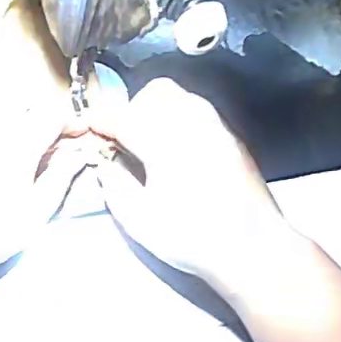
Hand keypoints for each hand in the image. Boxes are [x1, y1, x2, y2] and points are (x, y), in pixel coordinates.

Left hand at [0, 101, 91, 279]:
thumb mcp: (38, 210)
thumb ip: (60, 177)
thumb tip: (79, 157)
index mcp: (21, 145)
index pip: (52, 116)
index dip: (71, 121)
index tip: (81, 133)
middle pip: (23, 100)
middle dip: (43, 112)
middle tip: (54, 135)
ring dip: (10, 106)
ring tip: (20, 127)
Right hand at [84, 78, 301, 293]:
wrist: (252, 248)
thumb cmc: (191, 237)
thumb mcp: (138, 218)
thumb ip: (114, 183)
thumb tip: (105, 163)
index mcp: (165, 139)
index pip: (123, 117)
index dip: (101, 122)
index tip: (88, 128)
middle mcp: (193, 122)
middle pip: (154, 94)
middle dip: (133, 111)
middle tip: (122, 140)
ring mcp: (218, 126)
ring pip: (181, 98)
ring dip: (157, 113)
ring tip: (149, 146)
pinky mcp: (232, 138)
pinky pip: (199, 114)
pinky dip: (180, 123)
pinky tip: (177, 154)